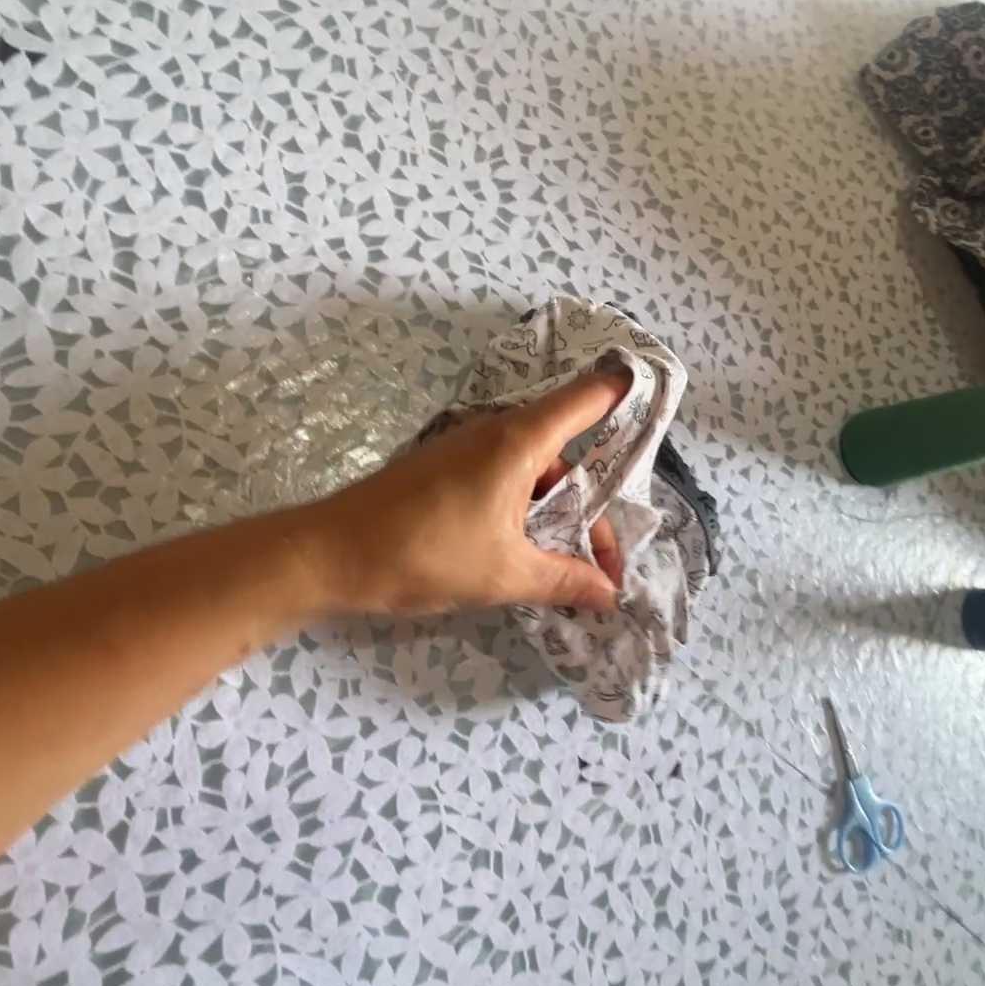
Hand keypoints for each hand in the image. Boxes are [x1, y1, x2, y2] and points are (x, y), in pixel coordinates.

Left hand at [297, 372, 627, 615]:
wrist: (328, 555)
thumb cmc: (423, 552)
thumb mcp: (504, 573)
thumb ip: (564, 580)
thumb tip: (609, 595)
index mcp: (519, 442)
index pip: (588, 397)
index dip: (625, 390)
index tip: (657, 393)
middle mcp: (497, 435)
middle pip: (567, 456)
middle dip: (592, 510)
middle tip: (606, 566)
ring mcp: (468, 452)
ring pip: (535, 477)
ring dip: (557, 519)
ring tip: (569, 573)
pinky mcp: (447, 473)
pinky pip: (505, 485)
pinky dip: (525, 516)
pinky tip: (526, 557)